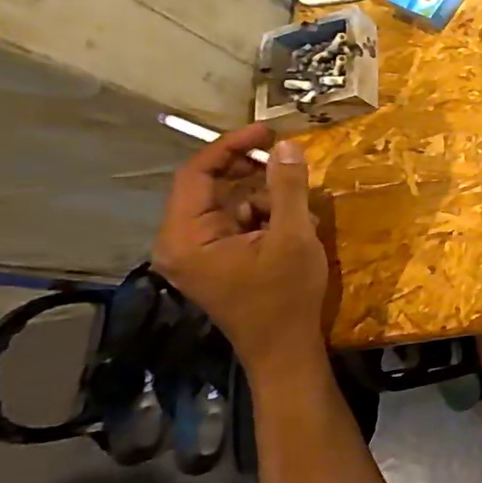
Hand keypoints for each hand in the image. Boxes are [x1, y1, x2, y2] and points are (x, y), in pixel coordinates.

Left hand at [151, 122, 329, 371]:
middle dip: (251, 171)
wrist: (285, 351)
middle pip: (210, 186)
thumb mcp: (293, 235)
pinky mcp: (216, 261)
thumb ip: (287, 186)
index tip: (268, 131)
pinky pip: (235, 222)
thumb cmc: (285, 295)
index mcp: (186, 236)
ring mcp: (197, 254)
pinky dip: (263, 214)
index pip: (196, 173)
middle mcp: (181, 242)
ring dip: (264, 195)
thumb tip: (287, 145)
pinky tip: (293, 225)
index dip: (231, 146)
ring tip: (299, 206)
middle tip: (287, 159)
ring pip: (228, 202)